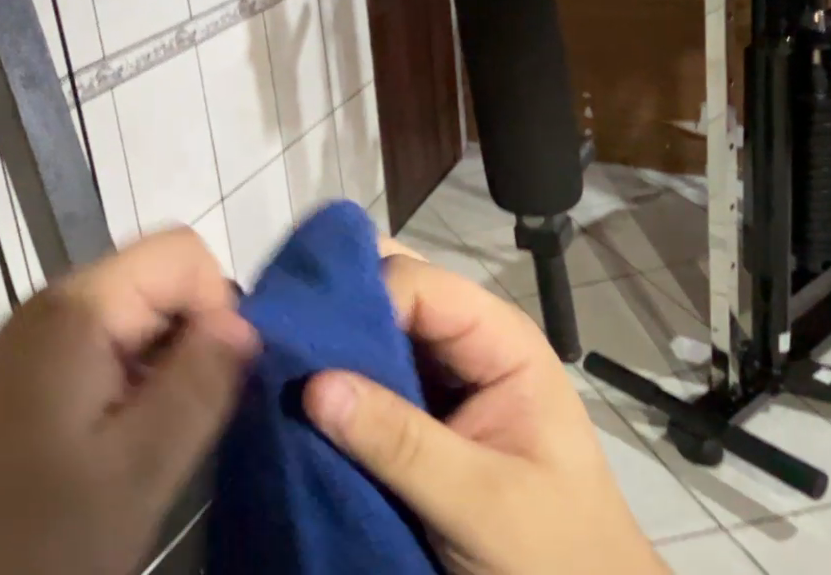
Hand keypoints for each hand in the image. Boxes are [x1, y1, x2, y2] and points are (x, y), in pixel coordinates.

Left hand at [0, 228, 257, 574]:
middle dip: (192, 341)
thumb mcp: (133, 473)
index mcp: (81, 307)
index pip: (183, 253)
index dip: (216, 310)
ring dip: (163, 371)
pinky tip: (121, 450)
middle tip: (187, 426)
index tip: (213, 388)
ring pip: (133, 320)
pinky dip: (131, 386)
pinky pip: (102, 351)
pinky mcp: (27, 375)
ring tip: (156, 446)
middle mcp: (55, 303)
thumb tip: (244, 325)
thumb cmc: (29, 533)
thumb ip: (196, 387)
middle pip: (157, 281)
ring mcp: (36, 339)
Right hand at [304, 256, 665, 574]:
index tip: (299, 334)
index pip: (414, 284)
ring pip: (368, 330)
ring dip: (325, 346)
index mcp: (499, 339)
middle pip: (387, 291)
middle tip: (274, 335)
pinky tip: (290, 388)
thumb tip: (313, 386)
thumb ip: (402, 444)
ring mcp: (437, 374)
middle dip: (333, 309)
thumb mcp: (485, 505)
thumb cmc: (558, 557)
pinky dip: (327, 379)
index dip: (358, 300)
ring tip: (272, 361)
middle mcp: (463, 340)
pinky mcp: (412, 409)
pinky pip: (361, 373)